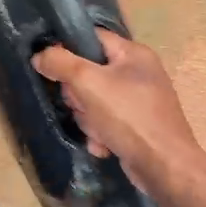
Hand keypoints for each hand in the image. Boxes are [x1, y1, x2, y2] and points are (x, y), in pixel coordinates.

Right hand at [31, 28, 204, 188]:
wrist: (166, 170)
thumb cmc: (129, 117)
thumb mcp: (86, 81)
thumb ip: (57, 61)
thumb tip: (39, 57)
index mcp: (134, 54)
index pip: (90, 37)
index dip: (67, 48)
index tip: (53, 67)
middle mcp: (139, 74)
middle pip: (87, 71)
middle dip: (78, 93)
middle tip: (82, 104)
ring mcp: (140, 101)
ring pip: (92, 98)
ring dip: (87, 117)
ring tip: (98, 130)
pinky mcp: (138, 126)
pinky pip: (105, 119)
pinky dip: (100, 132)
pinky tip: (104, 144)